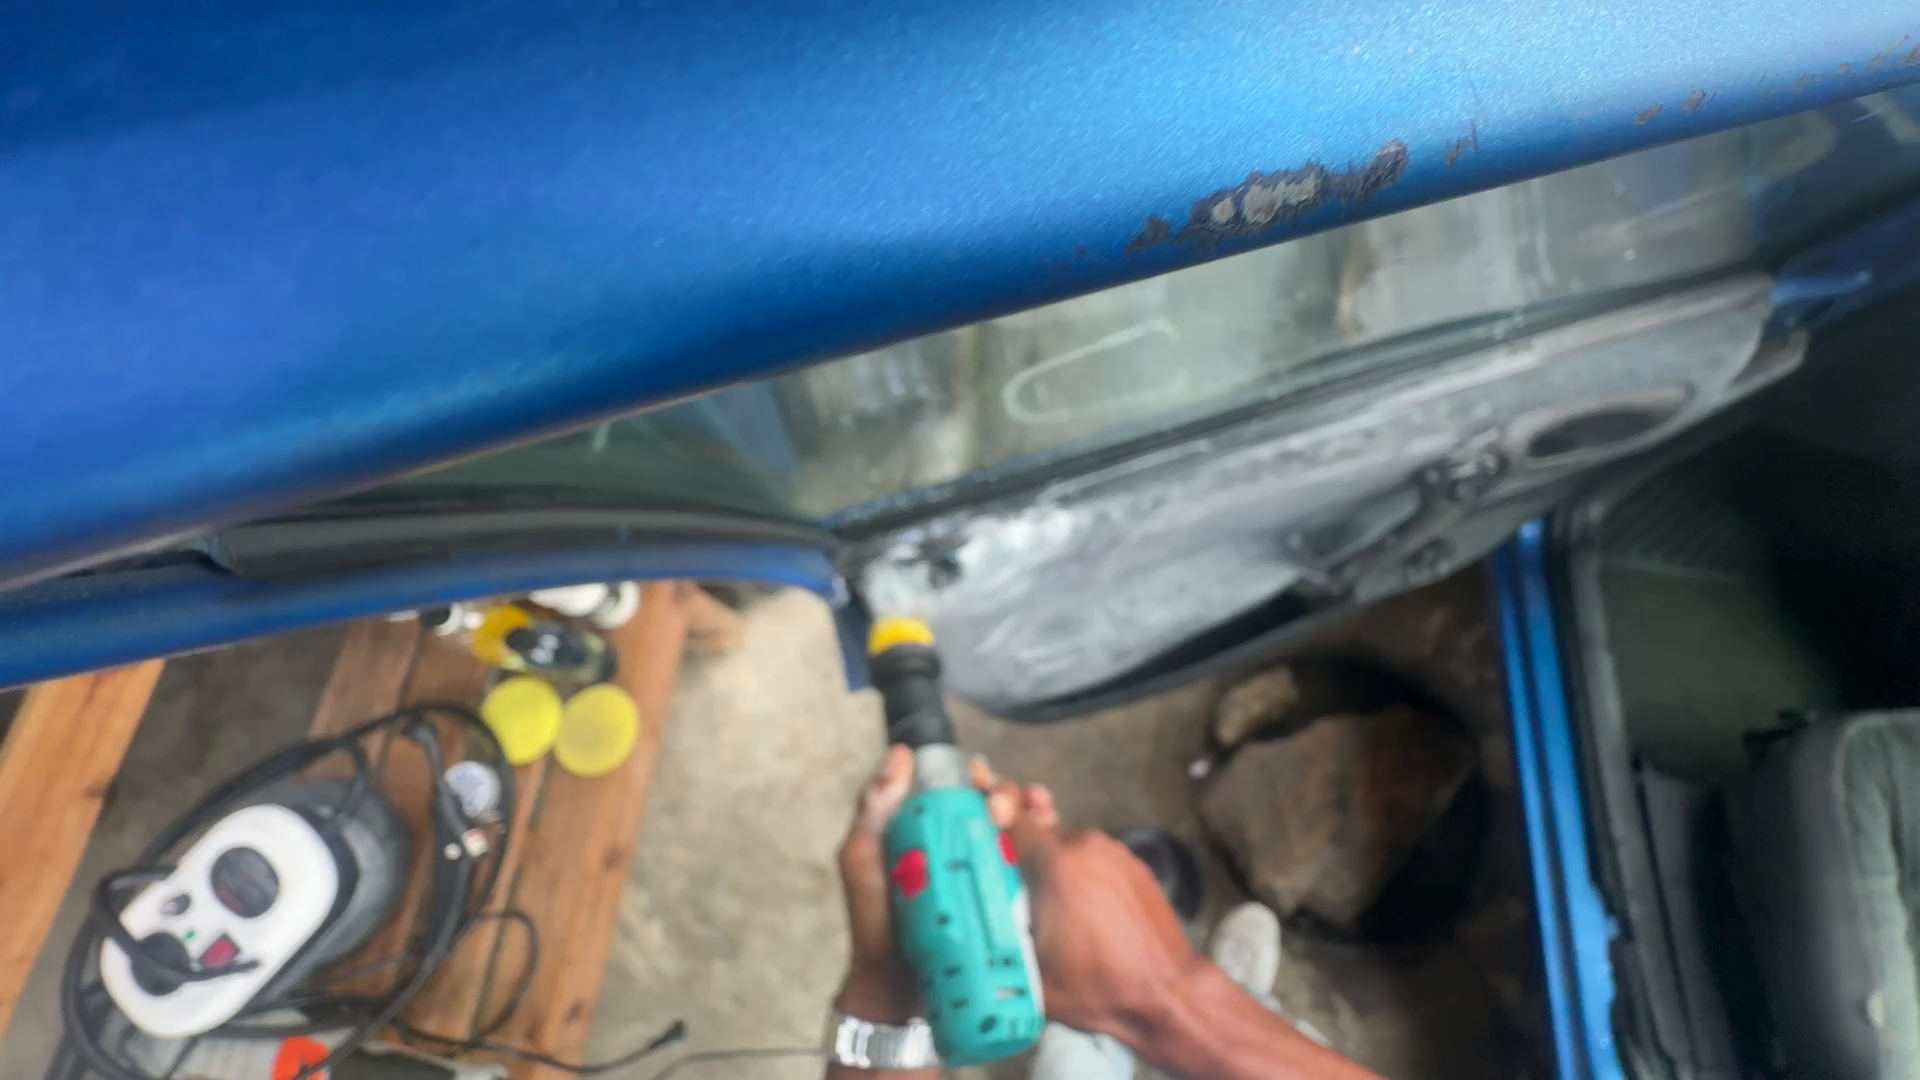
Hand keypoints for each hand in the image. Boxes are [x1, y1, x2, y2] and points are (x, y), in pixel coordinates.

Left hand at [834, 745, 1022, 1023]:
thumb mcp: (863, 857)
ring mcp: (986, 870)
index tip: (978, 774)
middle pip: (994, 801)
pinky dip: (1046, 840)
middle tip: (1002, 805)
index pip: (958, 786)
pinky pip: (1032, 862)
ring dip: (1032, 809)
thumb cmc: (874, 919)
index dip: (973, 773)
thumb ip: (873, 808)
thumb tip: (900, 755)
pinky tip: (1050, 832)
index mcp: (928, 826)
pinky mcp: (1007, 898)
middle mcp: (961, 842)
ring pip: (1019, 825)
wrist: (896, 988)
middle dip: (1007, 791)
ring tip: (1036, 811)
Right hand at [1001, 787, 1205, 1047]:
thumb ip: (997, 939)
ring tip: (1052, 901)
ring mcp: (1112, 848)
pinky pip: (1092, 855)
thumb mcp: (1032, 972)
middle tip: (1012, 876)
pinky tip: (1083, 905)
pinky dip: (1081, 870)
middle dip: (1022, 846)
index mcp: (1055, 862)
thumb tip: (960, 935)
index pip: (1009, 815)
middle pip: (1038, 828)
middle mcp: (1083, 843)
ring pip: (1066, 843)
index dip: (990, 815)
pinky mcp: (1133, 860)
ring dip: (1053, 862)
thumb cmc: (1097, 986)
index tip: (977, 822)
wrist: (1170, 994)